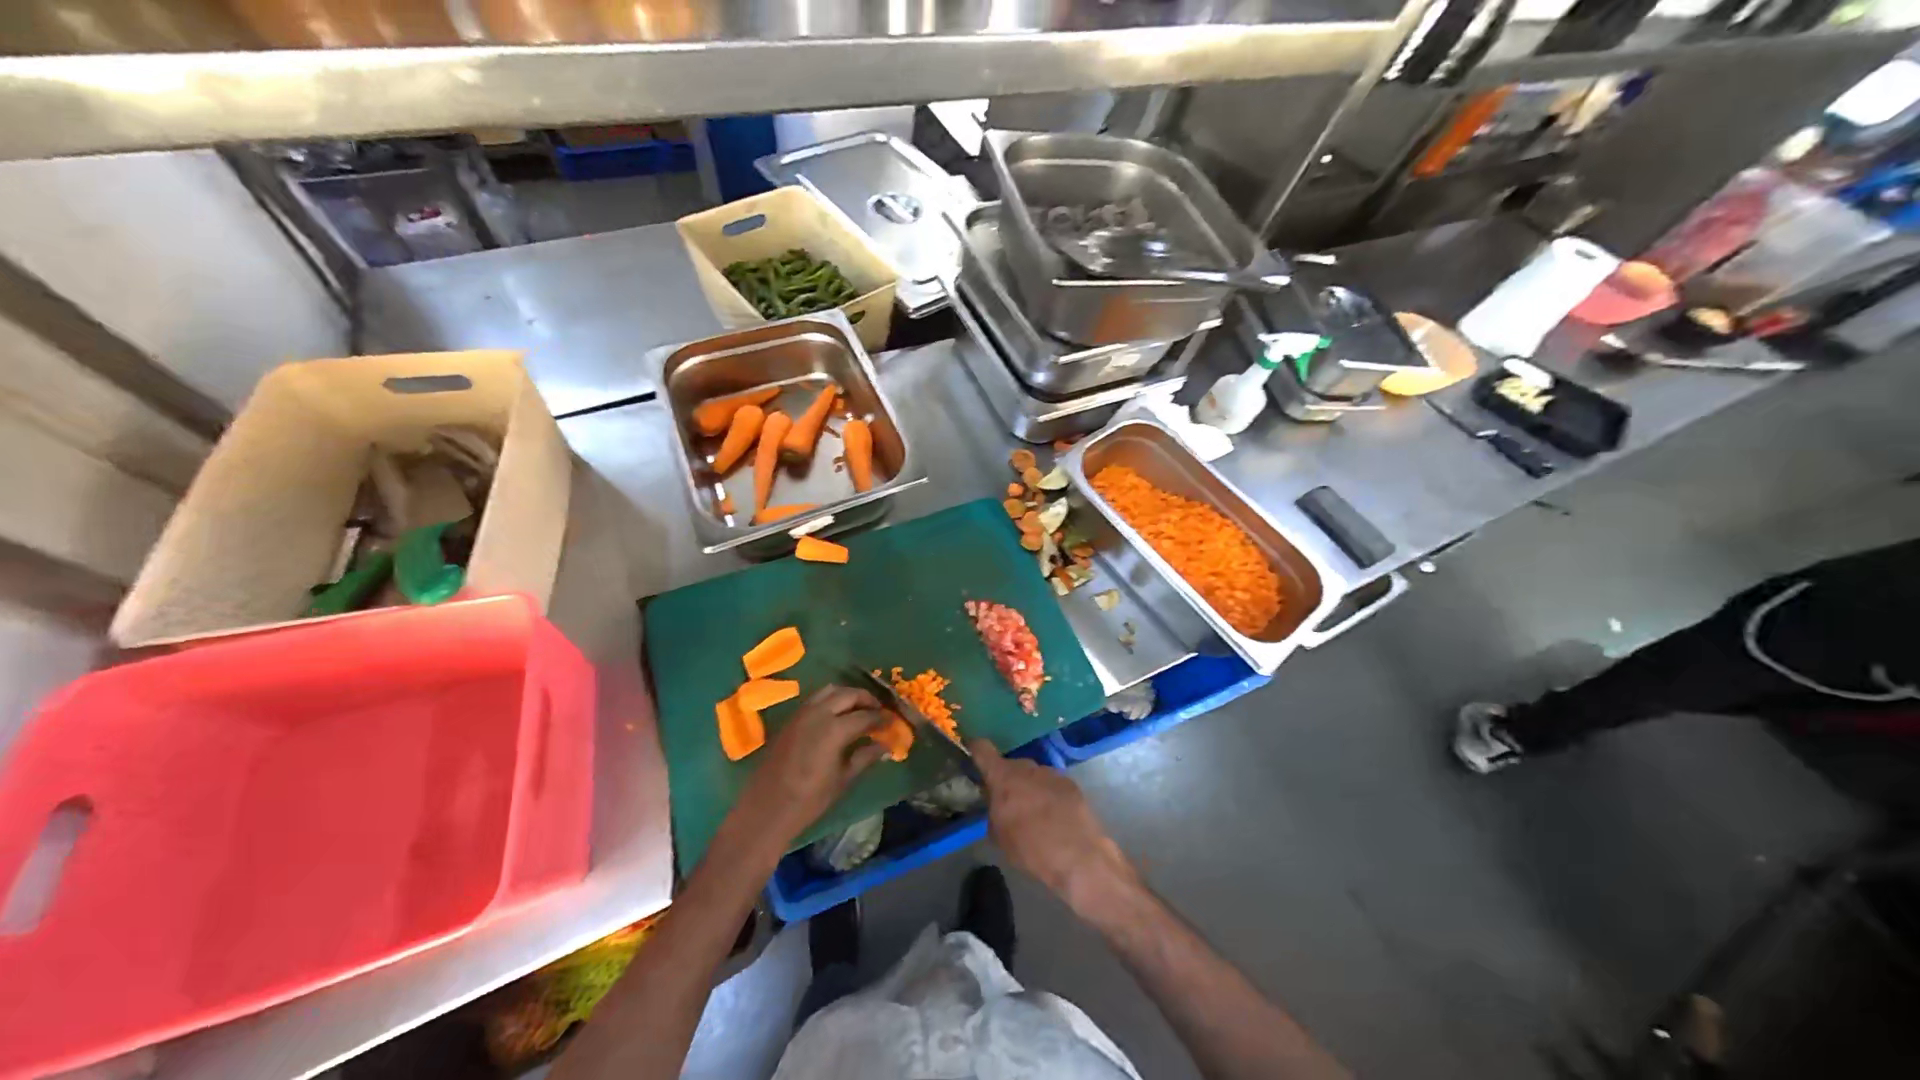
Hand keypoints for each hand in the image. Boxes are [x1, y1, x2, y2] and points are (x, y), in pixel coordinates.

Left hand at [730, 685, 890, 846]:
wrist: (767, 808)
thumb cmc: (809, 799)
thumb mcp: (843, 779)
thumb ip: (865, 756)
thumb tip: (885, 745)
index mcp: (834, 728)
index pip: (866, 715)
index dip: (882, 718)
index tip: (893, 722)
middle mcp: (818, 713)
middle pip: (848, 694)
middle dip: (866, 699)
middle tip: (878, 711)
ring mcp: (801, 714)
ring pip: (829, 691)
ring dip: (847, 696)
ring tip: (859, 710)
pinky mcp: (790, 719)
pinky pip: (815, 700)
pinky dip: (830, 701)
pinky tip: (837, 717)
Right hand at [969, 739, 1138, 911]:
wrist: (1078, 857)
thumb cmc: (1031, 849)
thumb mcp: (999, 836)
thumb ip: (993, 811)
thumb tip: (997, 804)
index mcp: (1003, 778)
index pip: (982, 749)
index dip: (976, 749)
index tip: (973, 752)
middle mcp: (1027, 768)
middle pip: (1011, 766)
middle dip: (1008, 780)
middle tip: (1009, 803)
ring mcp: (1052, 773)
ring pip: (1033, 775)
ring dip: (1031, 788)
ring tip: (1035, 814)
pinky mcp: (1072, 784)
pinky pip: (1052, 785)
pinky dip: (1050, 795)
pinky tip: (1056, 817)